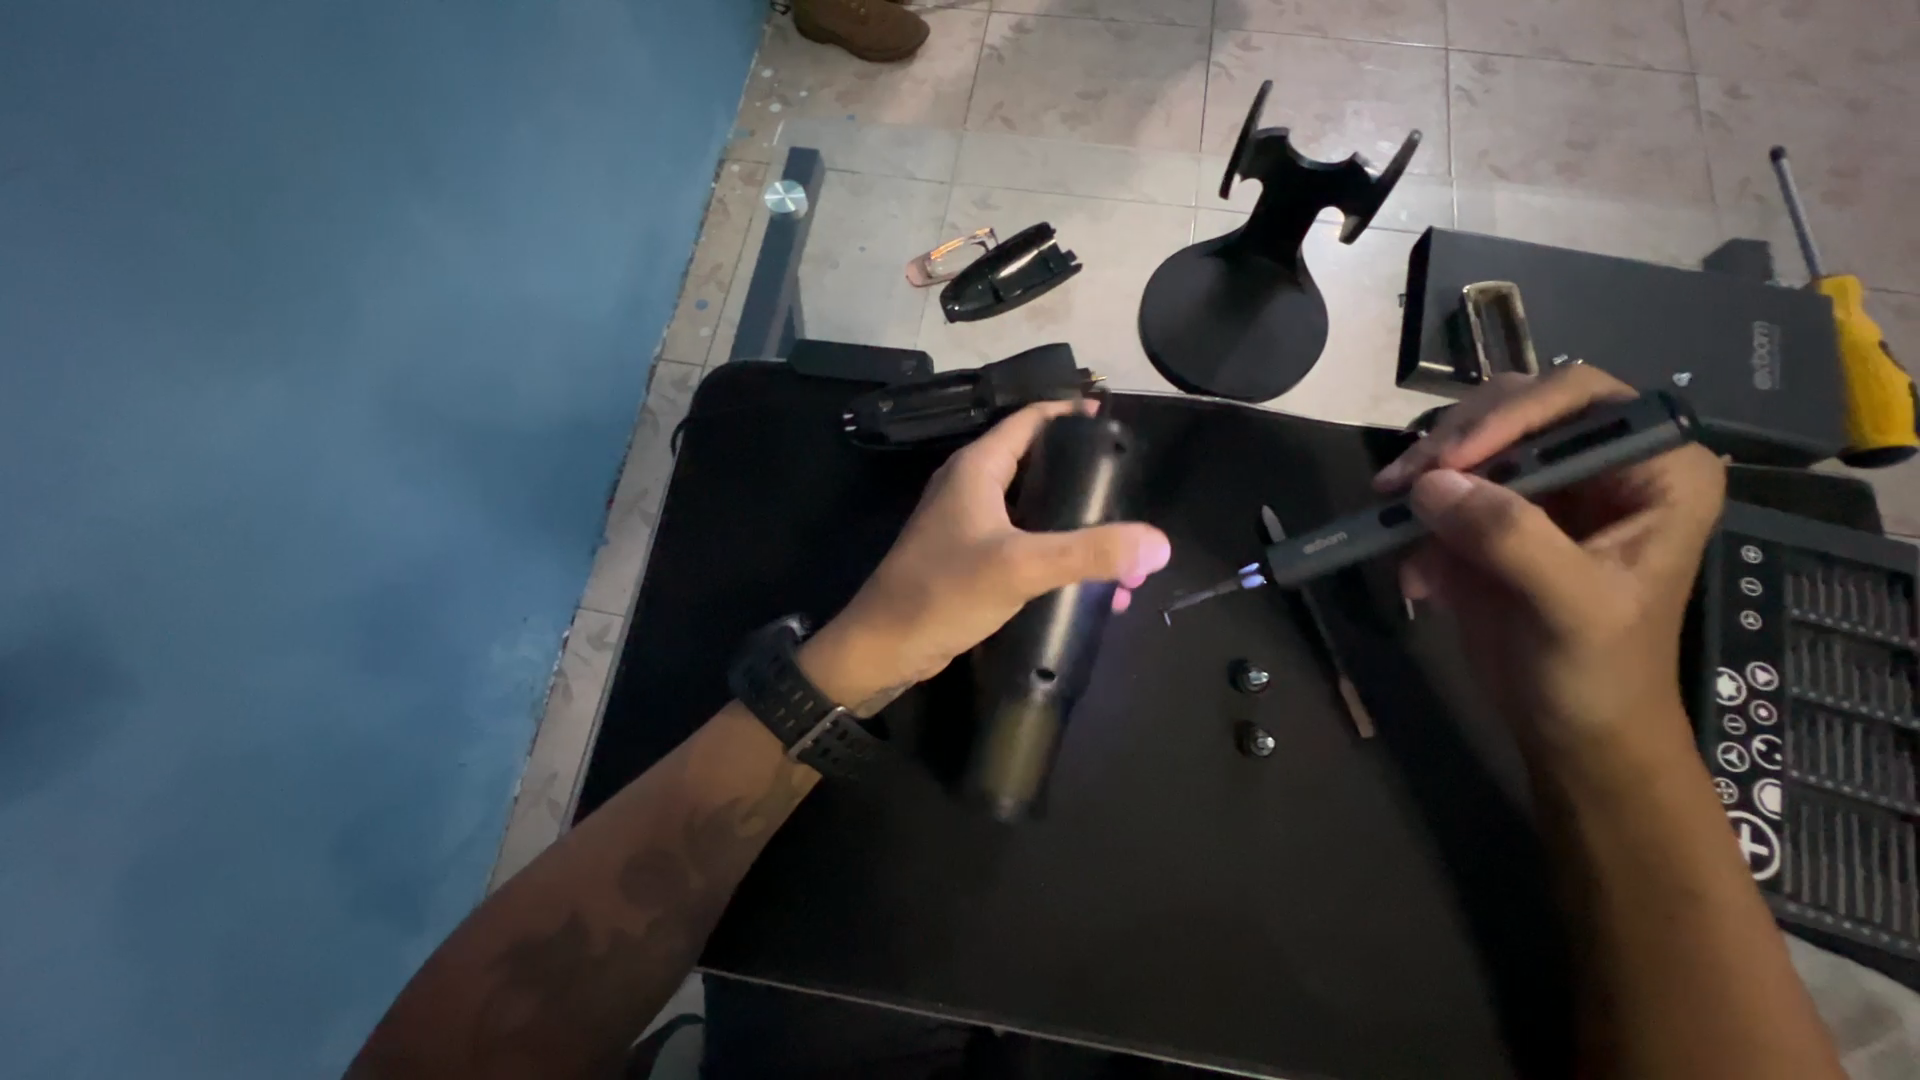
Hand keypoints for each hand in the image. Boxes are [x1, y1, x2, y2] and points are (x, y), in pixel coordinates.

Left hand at [799, 400, 1171, 716]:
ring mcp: (969, 528)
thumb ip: (1089, 552)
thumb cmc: (943, 593)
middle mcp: (972, 489)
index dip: (1071, 414)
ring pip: (1035, 514)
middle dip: (1085, 482)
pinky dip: (1057, 560)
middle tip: (1131, 497)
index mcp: (977, 469)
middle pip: (1038, 467)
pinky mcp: (971, 564)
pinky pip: (1025, 549)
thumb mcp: (1021, 567)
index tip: (1115, 424)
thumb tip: (1158, 544)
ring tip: (1123, 554)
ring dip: (1076, 530)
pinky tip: (1090, 588)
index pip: (1030, 421)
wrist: (884, 649)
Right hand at [1374, 368, 1724, 763]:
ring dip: (1423, 476)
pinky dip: (1413, 522)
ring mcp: (1540, 490)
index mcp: (1654, 470)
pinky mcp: (1492, 518)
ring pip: (1467, 444)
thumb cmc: (1599, 671)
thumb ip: (1511, 538)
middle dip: (1453, 444)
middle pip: (1512, 410)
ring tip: (1389, 516)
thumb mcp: (1570, 606)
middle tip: (1401, 484)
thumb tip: (1430, 484)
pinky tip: (1415, 575)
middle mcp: (1598, 466)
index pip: (1579, 399)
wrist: (1569, 730)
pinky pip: (1439, 491)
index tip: (1447, 463)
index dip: (1510, 417)